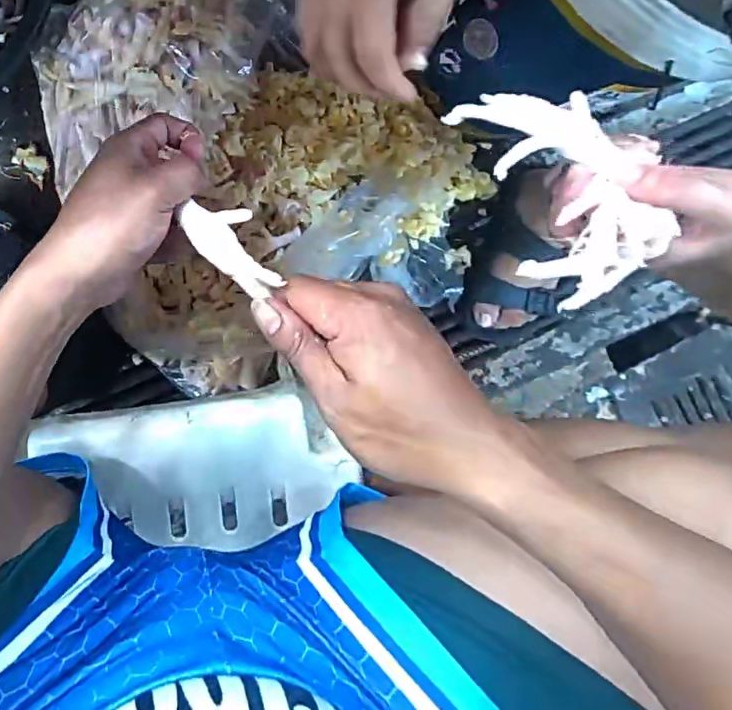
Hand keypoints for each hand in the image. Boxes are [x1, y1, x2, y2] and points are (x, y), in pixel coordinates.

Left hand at [39, 114, 207, 308]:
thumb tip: (198, 174)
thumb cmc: (117, 220)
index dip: (187, 136)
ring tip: (183, 234)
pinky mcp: (131, 232)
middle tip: (193, 203)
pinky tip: (168, 251)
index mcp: (129, 149)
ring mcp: (128, 204)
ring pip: (172, 201)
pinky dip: (171, 240)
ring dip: (184, 218)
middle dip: (188, 186)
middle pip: (171, 166)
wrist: (78, 274)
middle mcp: (127, 172)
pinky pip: (162, 228)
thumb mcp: (159, 186)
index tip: (199, 161)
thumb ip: (188, 170)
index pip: (163, 124)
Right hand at [248, 277, 536, 496]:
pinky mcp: (410, 315)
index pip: (295, 287)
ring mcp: (399, 302)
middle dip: (304, 322)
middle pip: (318, 290)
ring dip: (327, 327)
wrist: (468, 444)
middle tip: (314, 372)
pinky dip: (351, 328)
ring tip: (341, 375)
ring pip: (340, 299)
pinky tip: (363, 366)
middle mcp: (379, 294)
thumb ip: (298, 346)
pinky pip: (364, 308)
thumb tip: (262, 305)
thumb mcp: (335, 397)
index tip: (278, 348)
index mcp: (357, 310)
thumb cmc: (397, 431)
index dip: (277, 311)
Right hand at [298, 0, 473, 100]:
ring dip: (345, 76)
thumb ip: (427, 23)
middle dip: (369, 86)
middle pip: (339, 62)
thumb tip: (409, 65)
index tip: (412, 97)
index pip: (370, 57)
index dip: (391, 85)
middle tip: (396, 90)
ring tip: (375, 78)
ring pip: (317, 54)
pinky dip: (327, 57)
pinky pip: (308, 36)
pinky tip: (350, 58)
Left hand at [546, 164, 731, 267]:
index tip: (584, 167)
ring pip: (595, 183)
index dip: (575, 197)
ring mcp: (633, 214)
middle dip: (591, 171)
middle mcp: (628, 235)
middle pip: (580, 202)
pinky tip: (647, 148)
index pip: (584, 227)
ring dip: (607, 159)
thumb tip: (621, 174)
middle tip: (620, 150)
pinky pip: (615, 172)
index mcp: (639, 248)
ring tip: (643, 149)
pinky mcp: (642, 194)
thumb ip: (670, 190)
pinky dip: (622, 155)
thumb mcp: (717, 202)